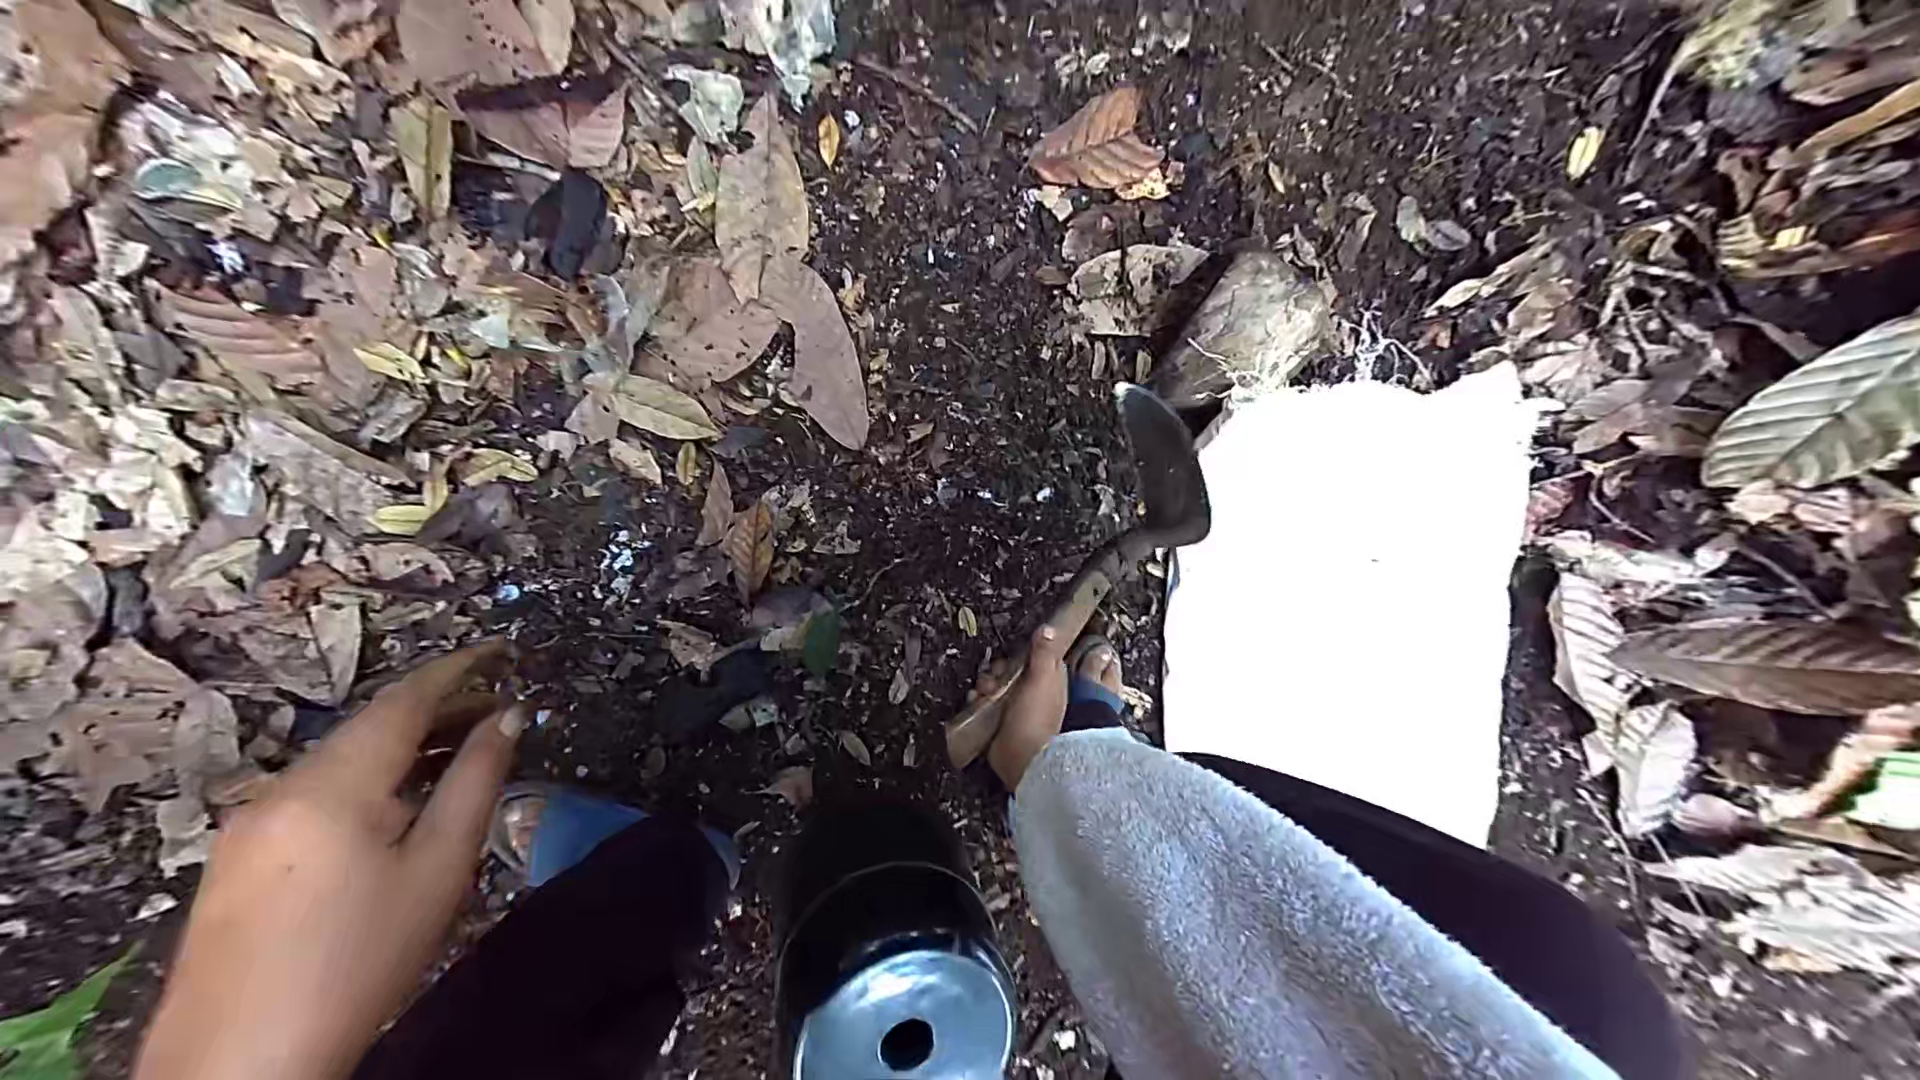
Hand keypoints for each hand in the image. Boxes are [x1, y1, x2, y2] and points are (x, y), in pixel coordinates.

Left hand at [135, 642, 526, 1079]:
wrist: (239, 1072)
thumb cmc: (364, 954)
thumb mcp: (442, 861)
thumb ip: (479, 777)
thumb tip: (511, 716)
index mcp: (331, 785)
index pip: (404, 700)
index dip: (458, 668)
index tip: (502, 650)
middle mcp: (281, 789)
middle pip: (372, 725)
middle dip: (441, 707)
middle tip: (501, 708)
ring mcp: (251, 823)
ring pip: (346, 756)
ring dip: (411, 741)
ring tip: (468, 745)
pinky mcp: (241, 855)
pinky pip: (322, 787)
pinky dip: (376, 772)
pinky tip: (408, 794)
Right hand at [986, 625, 1071, 789]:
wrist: (1023, 757)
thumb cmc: (1036, 716)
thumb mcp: (1043, 677)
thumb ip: (1044, 652)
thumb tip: (1047, 627)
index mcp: (1048, 680)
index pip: (1031, 657)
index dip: (1017, 654)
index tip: (1008, 657)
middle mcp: (1032, 693)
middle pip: (1008, 670)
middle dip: (996, 671)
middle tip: (994, 679)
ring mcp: (1015, 708)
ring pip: (994, 685)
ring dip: (984, 686)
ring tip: (984, 694)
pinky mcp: (999, 721)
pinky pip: (984, 704)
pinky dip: (978, 702)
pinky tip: (977, 703)